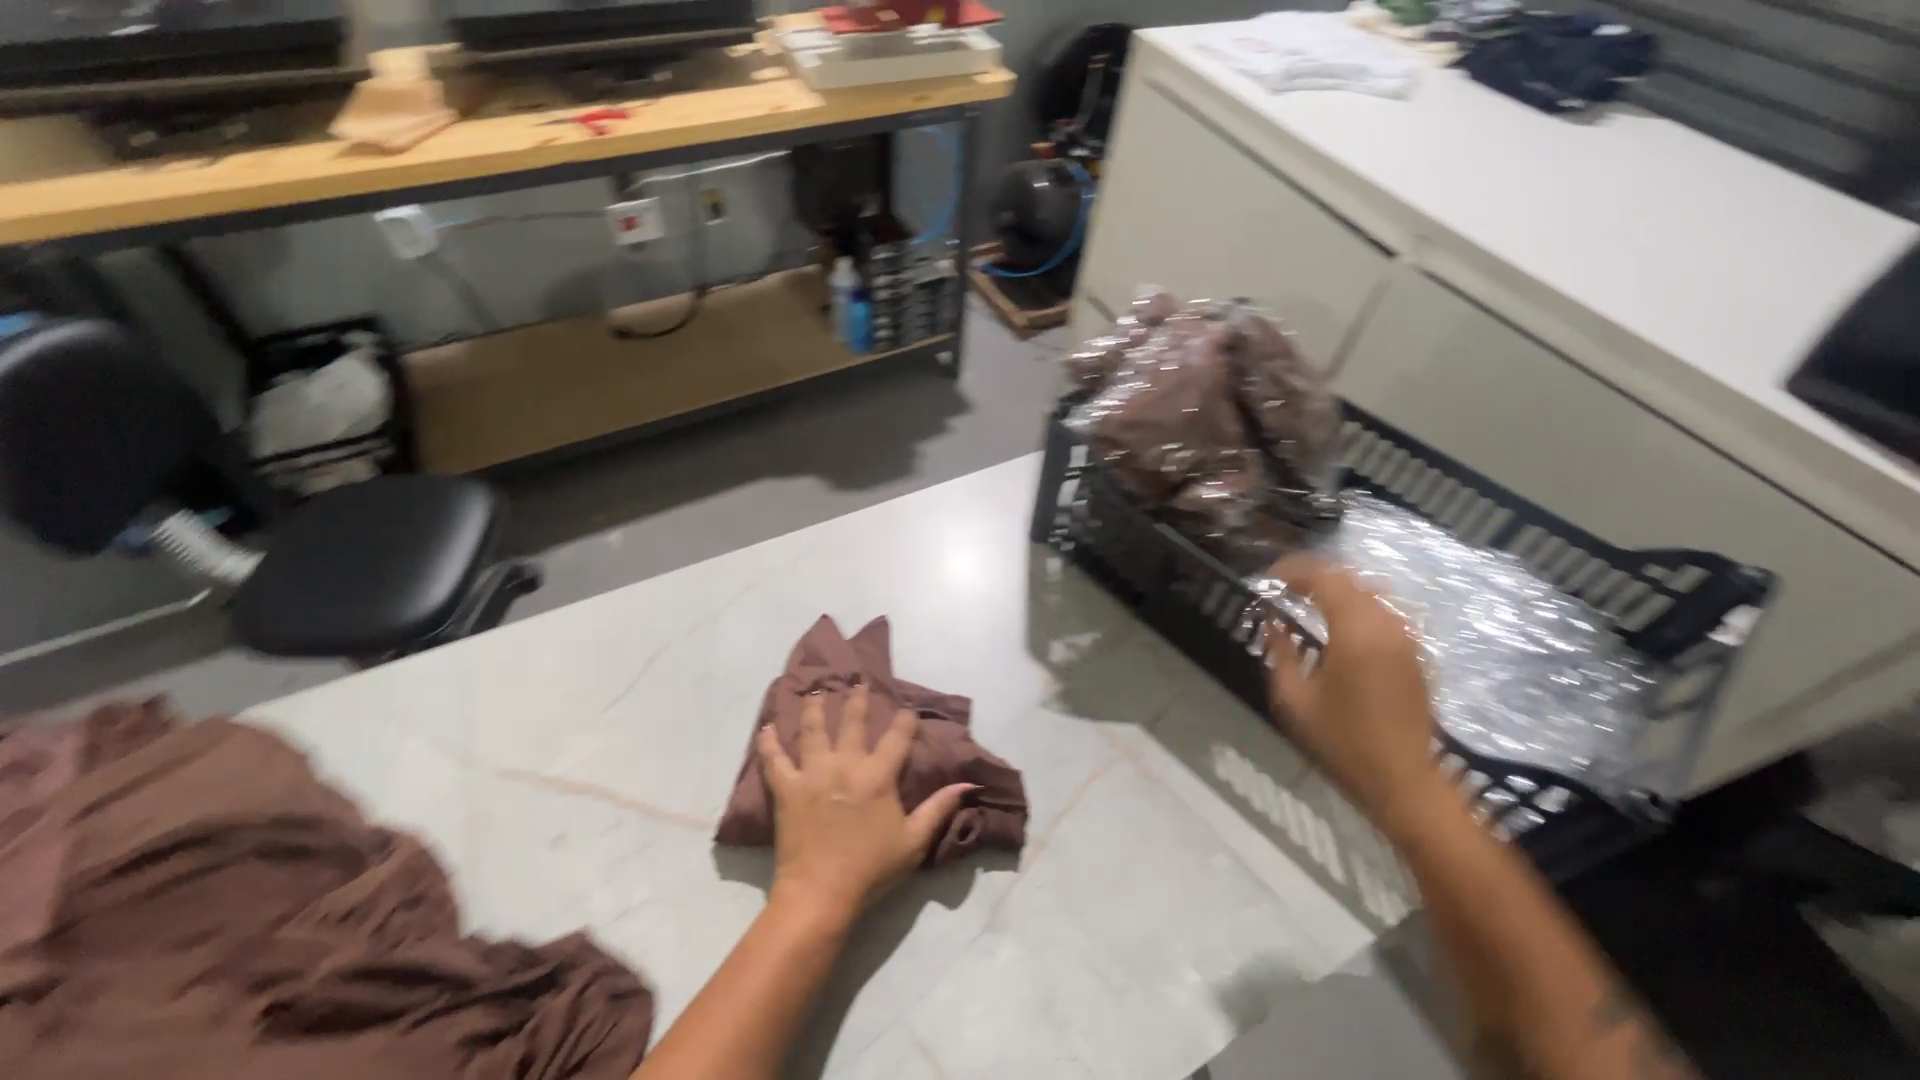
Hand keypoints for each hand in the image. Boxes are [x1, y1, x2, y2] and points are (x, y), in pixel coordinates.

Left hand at [757, 683, 972, 923]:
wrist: (821, 892)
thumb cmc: (872, 869)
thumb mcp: (914, 841)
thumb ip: (938, 808)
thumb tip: (966, 784)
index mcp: (878, 776)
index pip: (896, 738)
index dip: (904, 720)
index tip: (907, 708)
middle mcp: (845, 765)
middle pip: (852, 723)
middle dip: (858, 700)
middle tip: (859, 683)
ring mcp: (812, 774)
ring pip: (812, 731)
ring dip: (816, 709)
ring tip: (817, 693)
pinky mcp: (785, 789)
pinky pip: (774, 759)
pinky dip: (769, 742)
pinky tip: (766, 727)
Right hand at [1265, 556, 1458, 839]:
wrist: (1401, 778)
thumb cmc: (1341, 741)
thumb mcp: (1295, 699)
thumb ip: (1280, 651)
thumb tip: (1273, 621)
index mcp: (1356, 633)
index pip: (1325, 579)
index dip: (1293, 571)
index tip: (1268, 579)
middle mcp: (1387, 625)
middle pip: (1351, 579)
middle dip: (1315, 576)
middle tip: (1285, 588)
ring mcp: (1408, 638)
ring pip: (1373, 591)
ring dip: (1340, 589)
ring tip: (1311, 601)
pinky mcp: (1417, 652)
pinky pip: (1387, 612)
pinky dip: (1361, 605)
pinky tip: (1342, 624)